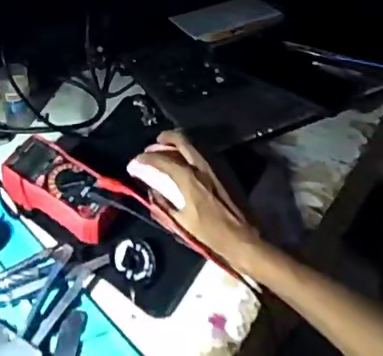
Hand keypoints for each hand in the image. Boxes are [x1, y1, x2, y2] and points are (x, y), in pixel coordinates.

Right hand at [130, 131, 268, 273]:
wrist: (248, 243)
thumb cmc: (213, 237)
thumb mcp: (182, 224)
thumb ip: (163, 205)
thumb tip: (151, 192)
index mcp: (188, 179)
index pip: (160, 160)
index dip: (144, 159)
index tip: (134, 163)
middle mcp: (201, 166)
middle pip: (179, 140)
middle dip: (163, 139)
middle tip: (153, 146)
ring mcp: (215, 167)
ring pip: (192, 144)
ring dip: (176, 143)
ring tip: (167, 150)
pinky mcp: (225, 171)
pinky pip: (202, 153)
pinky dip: (189, 151)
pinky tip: (186, 162)